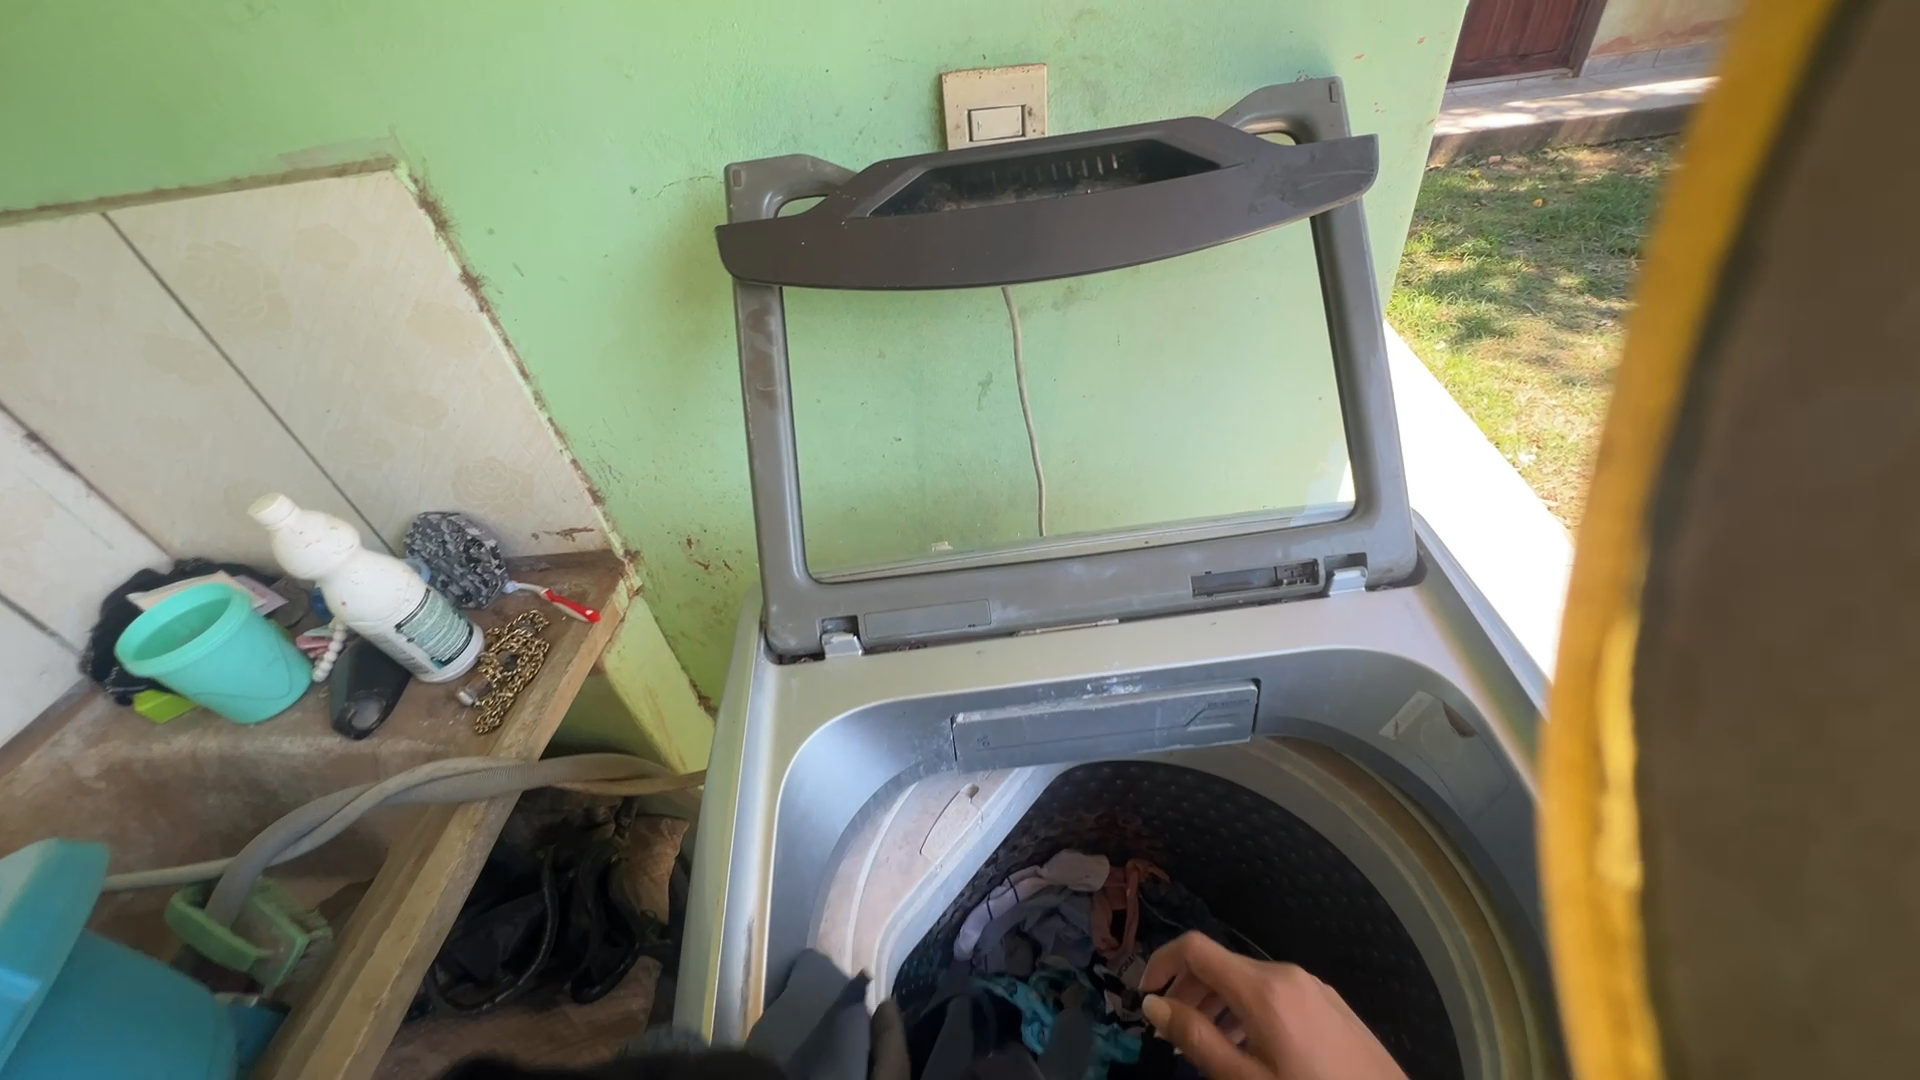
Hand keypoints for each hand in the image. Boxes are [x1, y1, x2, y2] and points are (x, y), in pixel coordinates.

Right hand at [1140, 931, 1406, 1079]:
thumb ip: (1197, 1039)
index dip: (1161, 963)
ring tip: (1205, 1044)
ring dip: (1217, 1003)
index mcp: (1262, 987)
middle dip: (1187, 990)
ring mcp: (1314, 987)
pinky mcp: (1333, 1005)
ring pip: (1248, 980)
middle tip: (1170, 1032)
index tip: (1145, 996)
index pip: (1194, 948)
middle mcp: (1285, 972)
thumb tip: (1154, 1005)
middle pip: (1220, 964)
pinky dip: (1248, 1010)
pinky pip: (1276, 994)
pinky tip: (1250, 1048)